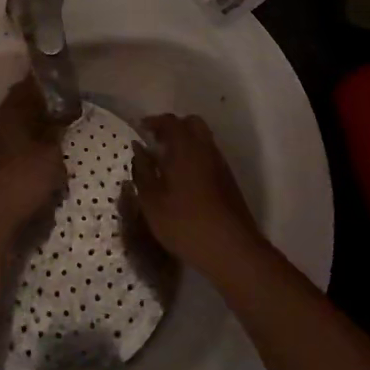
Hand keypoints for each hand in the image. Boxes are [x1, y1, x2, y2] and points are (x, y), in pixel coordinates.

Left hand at [0, 79, 67, 238]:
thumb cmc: (24, 178)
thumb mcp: (50, 151)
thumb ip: (57, 128)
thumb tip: (65, 110)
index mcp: (12, 114)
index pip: (26, 85)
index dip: (43, 79)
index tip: (62, 76)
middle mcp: (1, 126)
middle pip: (23, 106)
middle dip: (44, 104)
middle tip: (68, 104)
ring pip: (23, 128)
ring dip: (41, 127)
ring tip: (62, 131)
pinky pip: (22, 149)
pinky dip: (37, 148)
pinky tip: (51, 158)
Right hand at [131, 114, 267, 279]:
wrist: (231, 248)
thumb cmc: (185, 223)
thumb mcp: (152, 202)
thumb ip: (143, 172)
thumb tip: (139, 149)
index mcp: (186, 147)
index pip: (170, 121)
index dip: (154, 122)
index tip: (140, 130)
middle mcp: (206, 148)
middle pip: (191, 123)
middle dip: (173, 128)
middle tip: (156, 143)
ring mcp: (220, 163)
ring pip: (203, 139)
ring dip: (185, 142)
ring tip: (166, 163)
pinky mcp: (228, 179)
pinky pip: (209, 156)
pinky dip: (195, 157)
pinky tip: (184, 180)